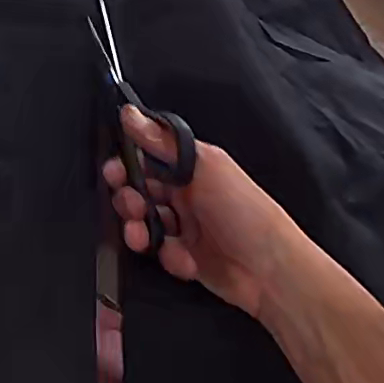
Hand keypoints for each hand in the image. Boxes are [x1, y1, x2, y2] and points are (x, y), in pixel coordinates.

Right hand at [104, 105, 303, 317]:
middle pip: (141, 191)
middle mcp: (186, 193)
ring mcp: (185, 225)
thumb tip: (130, 113)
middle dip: (129, 199)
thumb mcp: (203, 166)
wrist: (270, 269)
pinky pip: (160, 253)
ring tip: (143, 235)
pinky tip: (183, 257)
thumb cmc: (245, 210)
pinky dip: (167, 256)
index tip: (113, 171)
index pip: (149, 158)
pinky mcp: (185, 256)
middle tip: (132, 205)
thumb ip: (162, 141)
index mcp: (191, 166)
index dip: (127, 164)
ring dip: (140, 229)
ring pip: (145, 223)